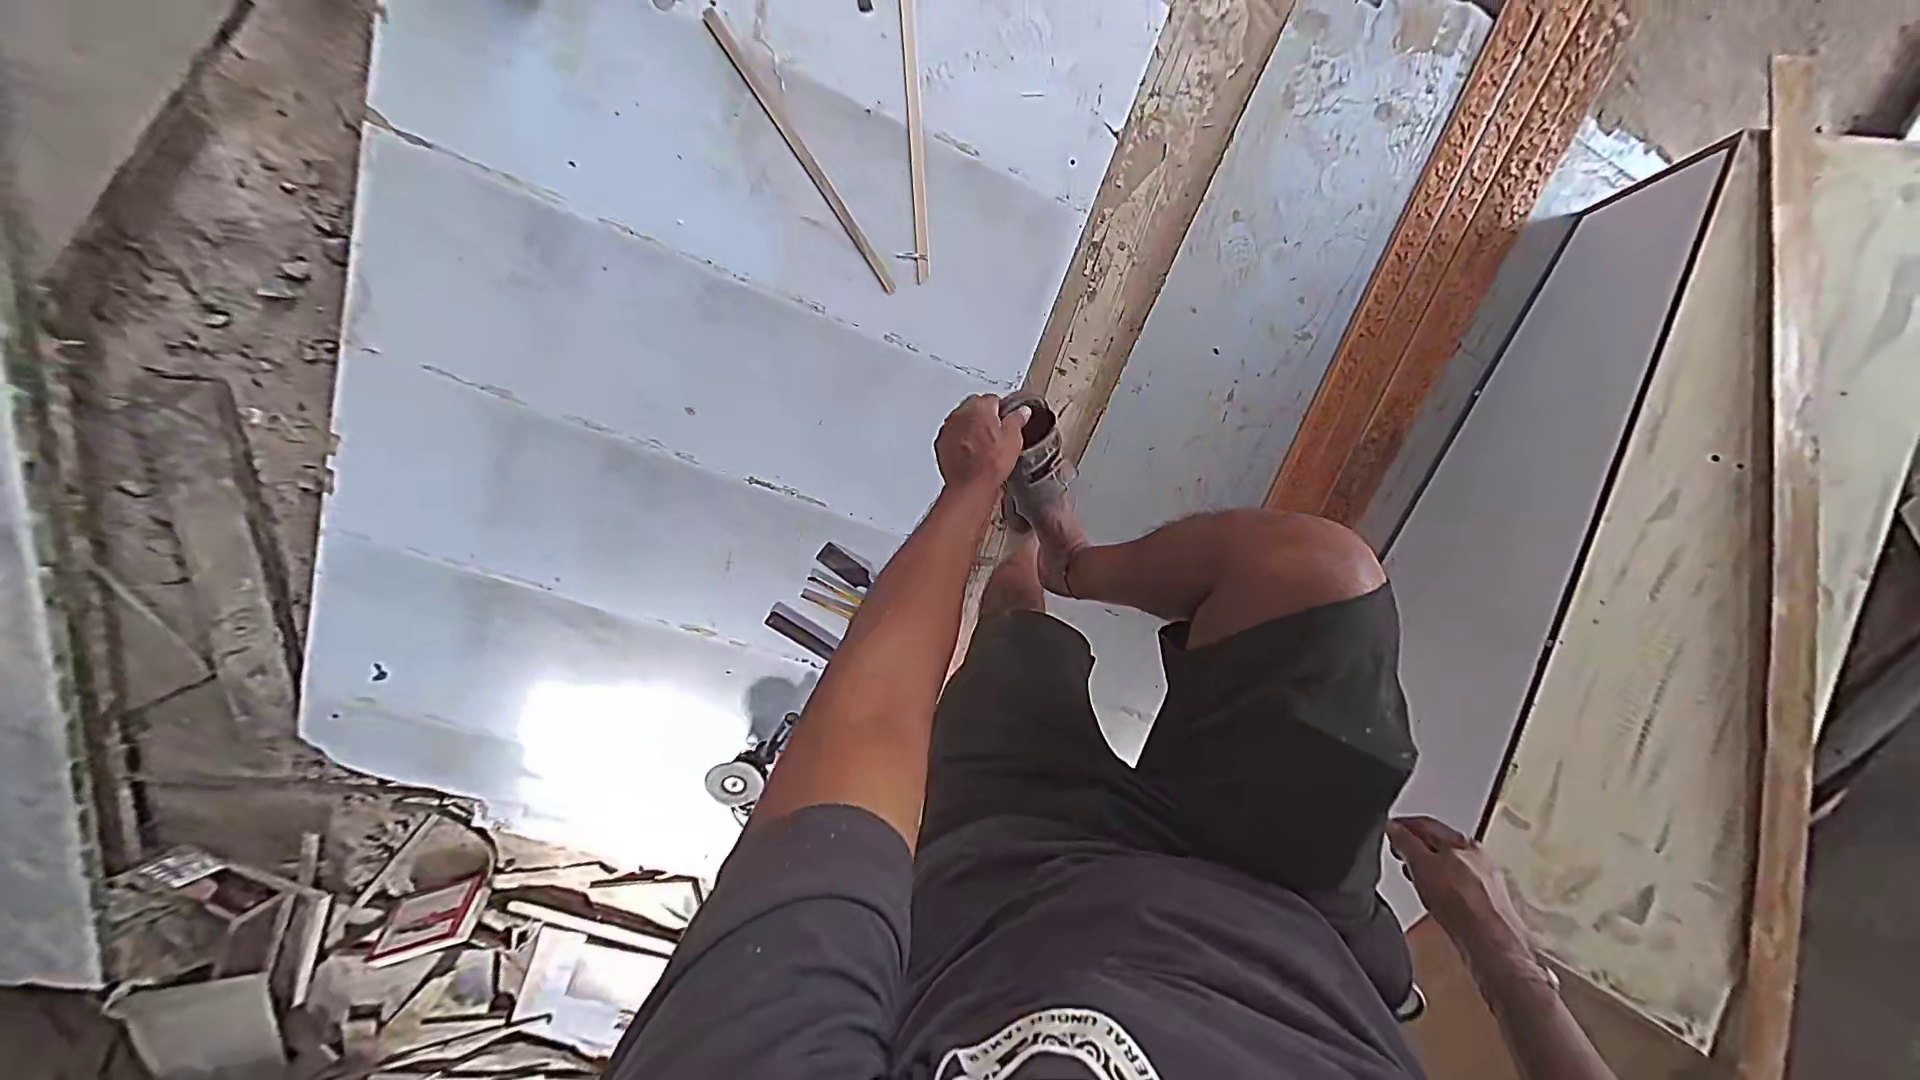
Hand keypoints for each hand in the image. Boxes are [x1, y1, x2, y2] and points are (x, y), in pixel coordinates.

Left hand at [935, 394, 1029, 493]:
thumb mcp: (1013, 440)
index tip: (1006, 419)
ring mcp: (948, 429)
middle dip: (984, 417)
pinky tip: (970, 453)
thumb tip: (1022, 412)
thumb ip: (1017, 420)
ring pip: (962, 421)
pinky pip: (952, 435)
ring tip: (983, 445)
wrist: (970, 486)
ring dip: (970, 428)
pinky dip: (959, 440)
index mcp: (979, 407)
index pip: (992, 399)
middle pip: (974, 407)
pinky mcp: (941, 443)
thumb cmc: (990, 465)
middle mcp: (960, 414)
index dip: (1002, 410)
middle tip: (995, 433)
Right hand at [1388, 816, 1535, 976]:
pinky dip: (1443, 888)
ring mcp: (1487, 881)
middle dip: (1416, 849)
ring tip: (1417, 881)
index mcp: (1465, 842)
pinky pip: (1458, 887)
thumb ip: (1404, 841)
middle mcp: (1480, 858)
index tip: (1388, 831)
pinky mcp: (1490, 903)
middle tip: (1400, 855)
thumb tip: (1393, 827)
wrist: (1492, 946)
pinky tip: (1438, 901)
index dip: (1402, 826)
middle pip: (1438, 844)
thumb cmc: (1462, 905)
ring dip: (1429, 870)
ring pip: (1449, 866)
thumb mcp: (1420, 864)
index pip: (1426, 823)